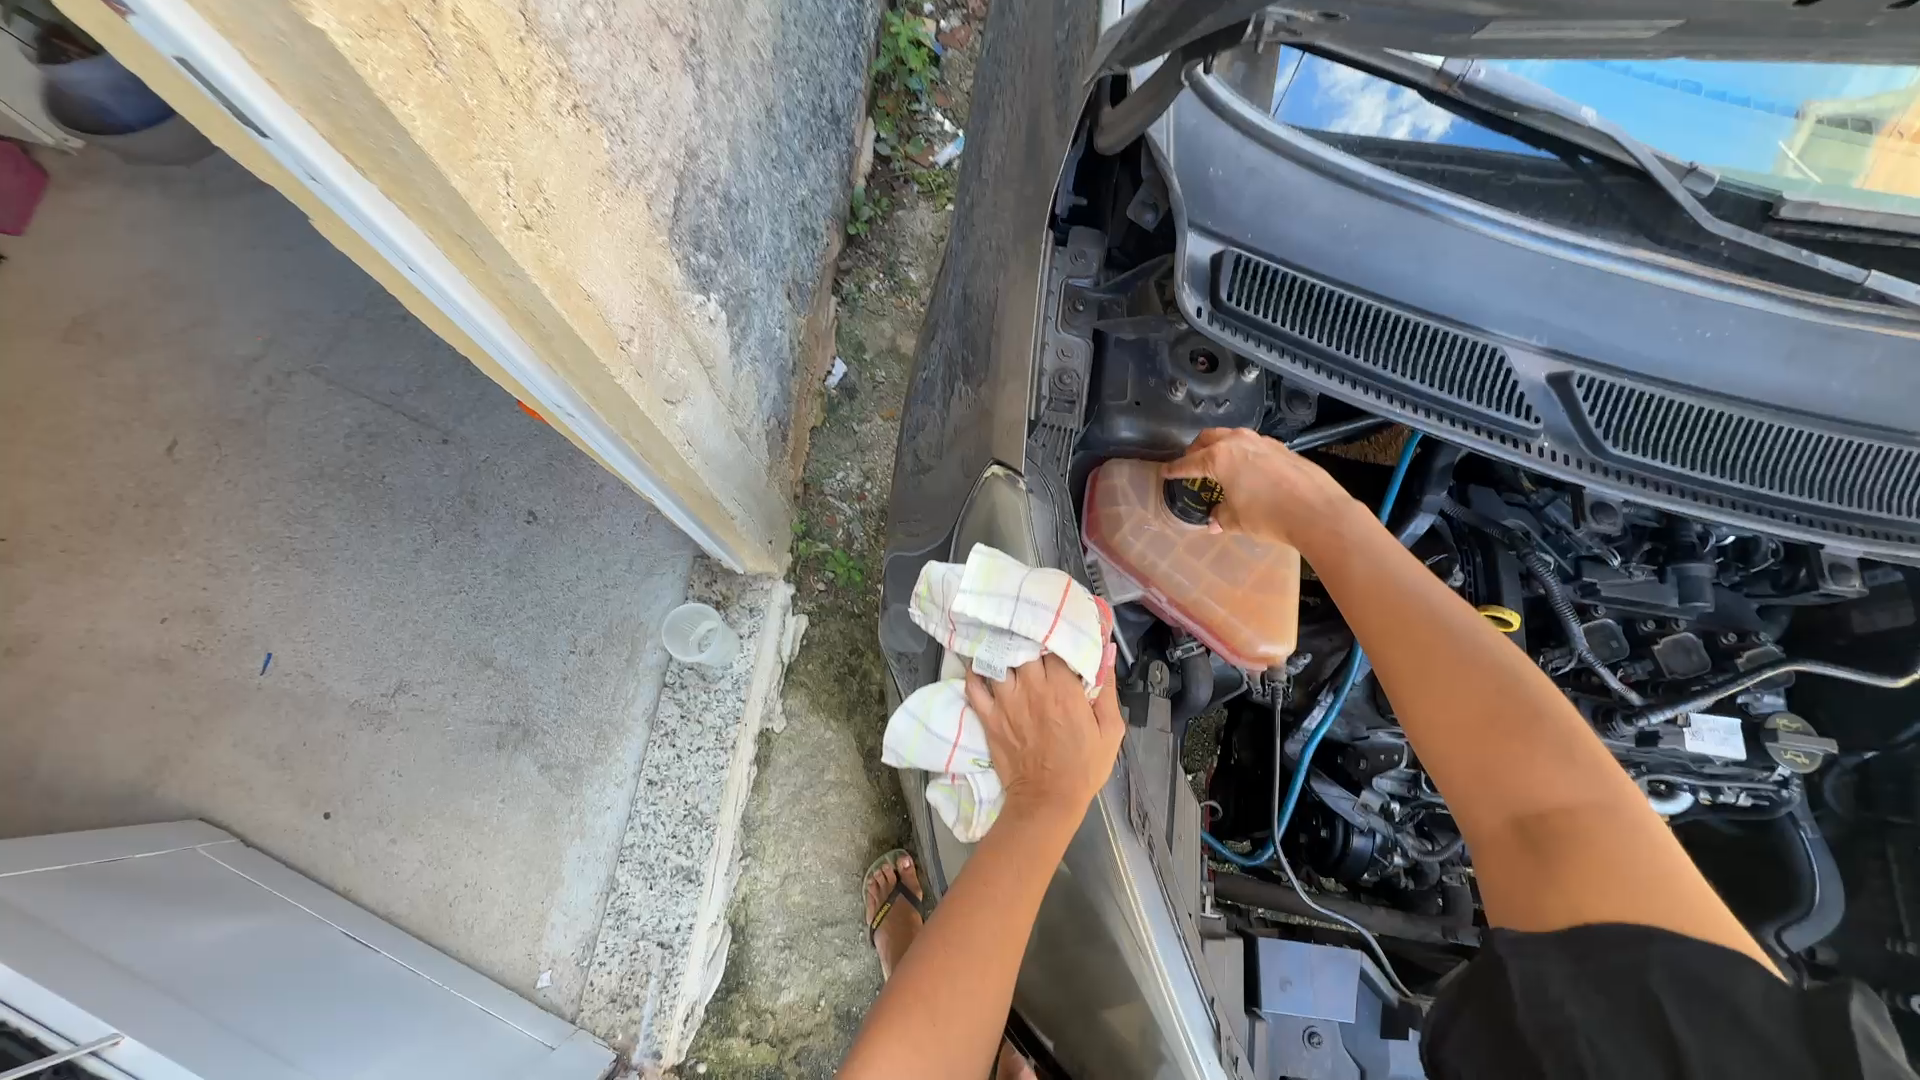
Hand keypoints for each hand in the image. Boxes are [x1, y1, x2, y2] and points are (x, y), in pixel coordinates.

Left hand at [965, 652, 1124, 821]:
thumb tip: (1107, 654)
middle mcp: (1032, 688)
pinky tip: (980, 665)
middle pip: (1025, 647)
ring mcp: (1006, 701)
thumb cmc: (1083, 767)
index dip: (1057, 638)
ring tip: (1007, 645)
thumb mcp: (1110, 730)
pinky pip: (973, 685)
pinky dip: (974, 672)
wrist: (1047, 800)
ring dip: (1003, 651)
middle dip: (1029, 641)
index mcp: (1063, 689)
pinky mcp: (988, 716)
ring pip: (999, 660)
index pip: (1055, 646)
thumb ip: (1108, 690)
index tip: (1060, 638)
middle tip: (1033, 640)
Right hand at [1163, 428, 1359, 547]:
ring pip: (1234, 436)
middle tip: (1191, 461)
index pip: (1189, 463)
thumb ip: (1221, 516)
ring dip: (1222, 446)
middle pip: (1209, 438)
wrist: (1317, 511)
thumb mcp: (1237, 520)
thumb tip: (1214, 520)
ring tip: (1219, 461)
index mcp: (1220, 457)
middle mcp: (1239, 443)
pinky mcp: (1284, 449)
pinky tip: (1249, 468)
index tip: (1165, 472)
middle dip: (1197, 448)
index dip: (1175, 469)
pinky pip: (1255, 445)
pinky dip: (1245, 453)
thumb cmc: (1268, 515)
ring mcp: (1264, 443)